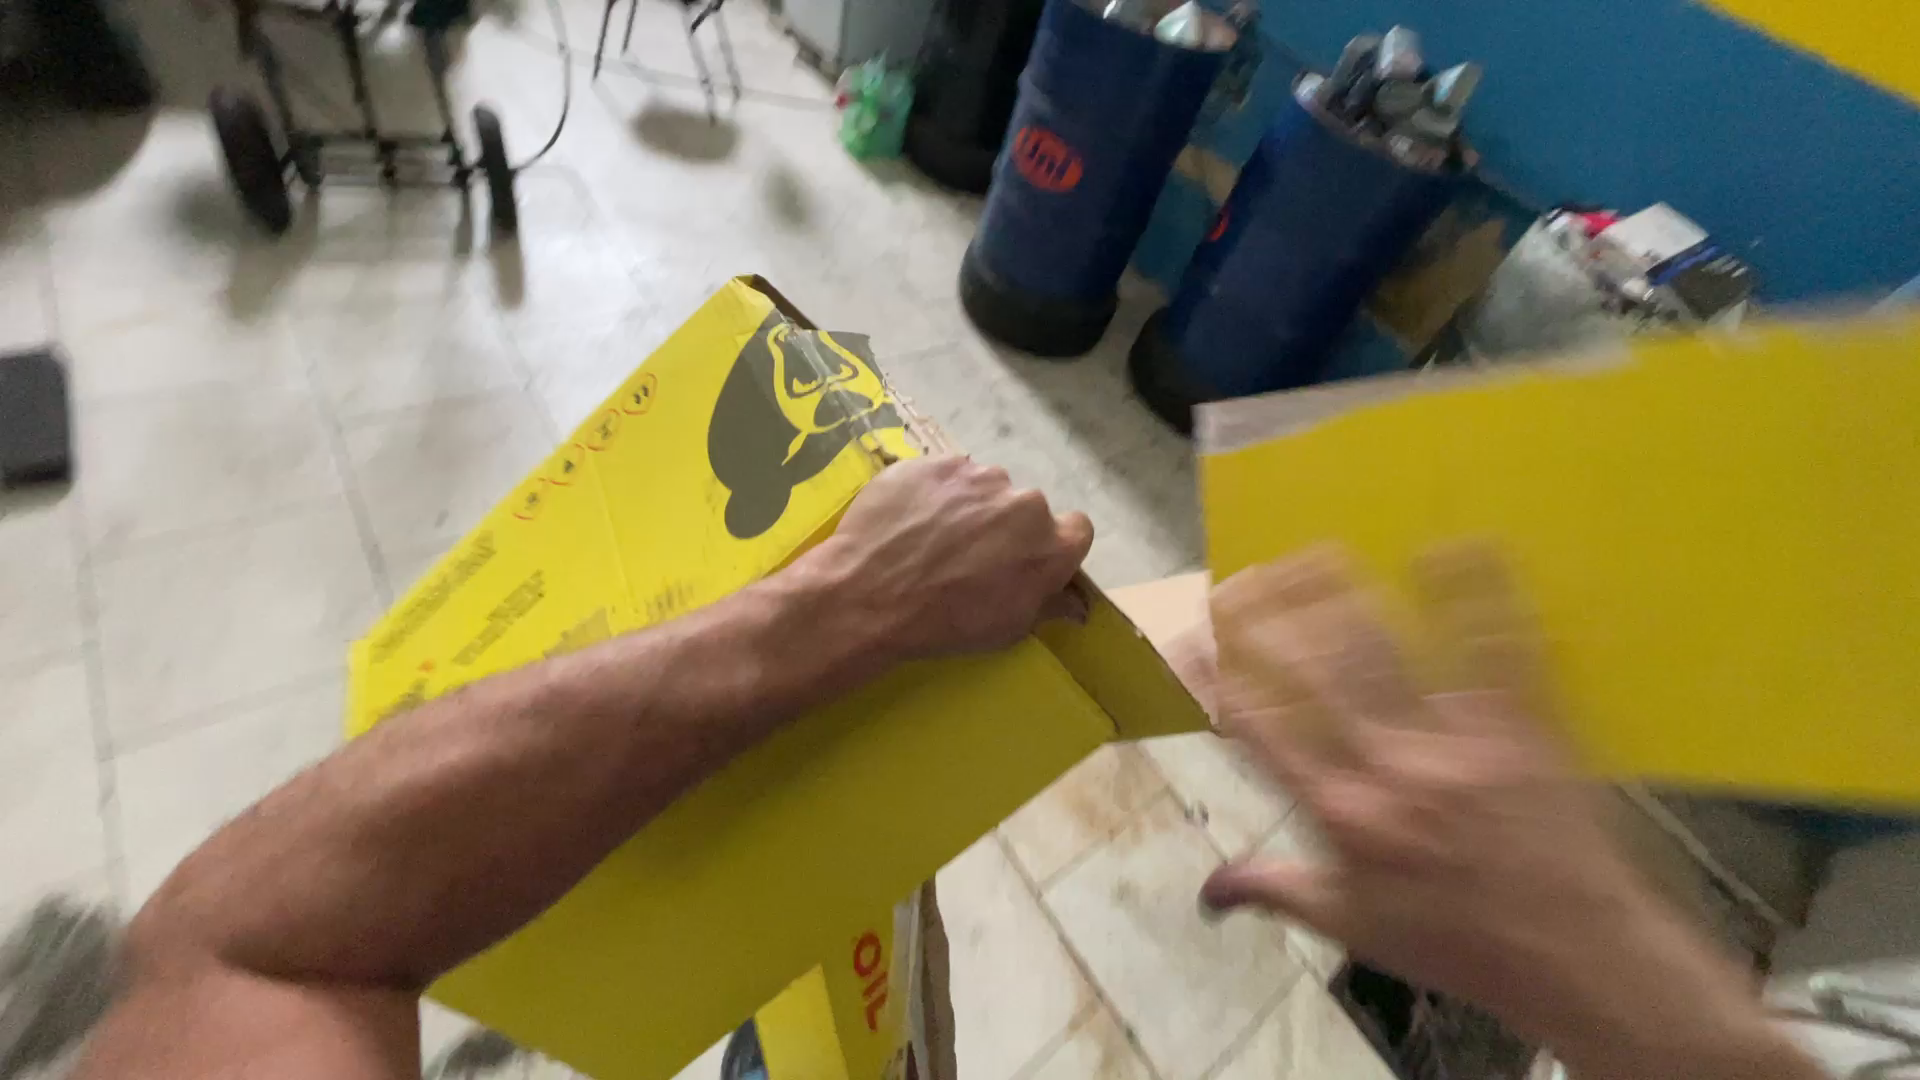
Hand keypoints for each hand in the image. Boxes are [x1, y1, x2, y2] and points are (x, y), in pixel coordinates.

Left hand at [808, 456, 1093, 661]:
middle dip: (1005, 526)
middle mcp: (1025, 501)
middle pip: (1026, 508)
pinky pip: (946, 474)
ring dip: (969, 505)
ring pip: (985, 486)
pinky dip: (935, 492)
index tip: (1023, 559)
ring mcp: (977, 475)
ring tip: (933, 536)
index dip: (1050, 545)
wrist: (870, 596)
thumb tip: (1078, 603)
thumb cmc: (946, 623)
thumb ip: (1049, 605)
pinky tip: (911, 519)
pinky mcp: (935, 461)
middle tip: (968, 554)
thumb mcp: (1008, 628)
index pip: (1075, 529)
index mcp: (1051, 544)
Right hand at [1194, 547, 1803, 1079]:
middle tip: (1240, 580)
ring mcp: (1458, 745)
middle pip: (1311, 674)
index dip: (1216, 677)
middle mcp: (1387, 770)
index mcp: (1339, 813)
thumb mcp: (1352, 927)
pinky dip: (1478, 595)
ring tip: (1314, 554)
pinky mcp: (1527, 731)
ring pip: (1387, 654)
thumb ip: (1272, 891)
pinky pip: (1501, 652)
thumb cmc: (1459, 944)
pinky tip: (1457, 547)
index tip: (1192, 639)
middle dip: (1266, 619)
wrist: (1590, 967)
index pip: (1257, 728)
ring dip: (1343, 597)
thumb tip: (1206, 890)